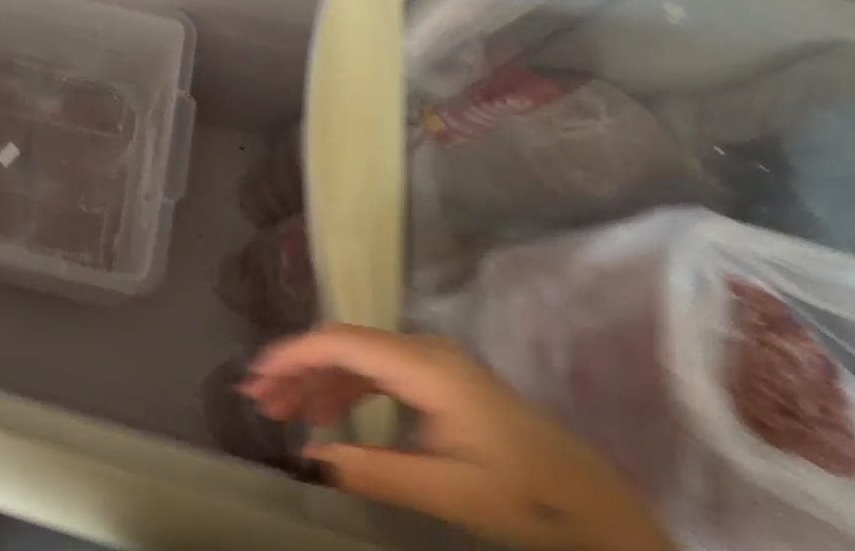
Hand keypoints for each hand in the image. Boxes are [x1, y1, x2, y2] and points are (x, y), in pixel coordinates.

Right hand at [243, 325, 671, 550]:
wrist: (599, 511)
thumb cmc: (527, 498)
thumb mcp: (448, 491)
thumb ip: (372, 470)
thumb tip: (305, 456)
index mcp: (427, 367)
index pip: (341, 342)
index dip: (292, 355)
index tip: (255, 379)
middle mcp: (426, 351)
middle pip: (344, 344)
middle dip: (296, 369)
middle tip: (259, 402)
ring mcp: (436, 364)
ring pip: (357, 357)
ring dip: (316, 380)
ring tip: (283, 412)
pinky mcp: (443, 381)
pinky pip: (377, 371)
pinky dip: (344, 388)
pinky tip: (328, 416)